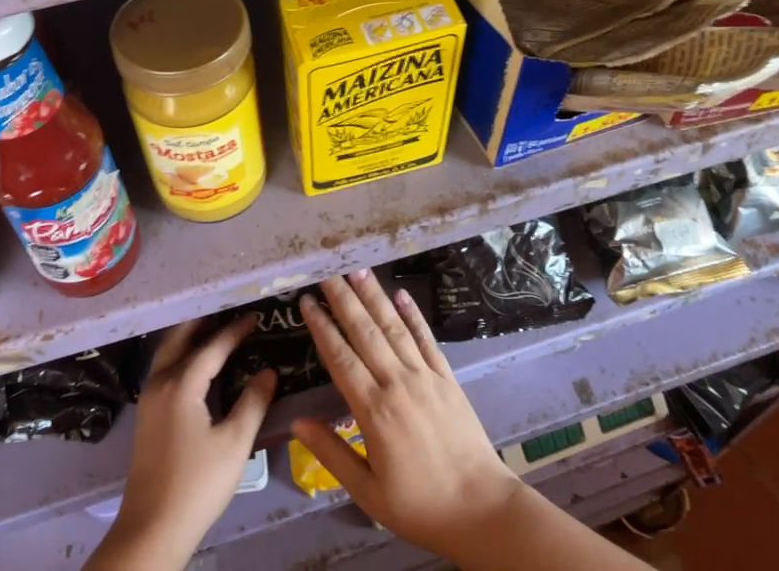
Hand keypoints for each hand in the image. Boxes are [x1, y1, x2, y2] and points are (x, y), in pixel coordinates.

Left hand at [86, 317, 275, 570]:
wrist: (154, 525)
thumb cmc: (198, 483)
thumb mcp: (235, 443)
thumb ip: (253, 402)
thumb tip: (269, 371)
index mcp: (181, 384)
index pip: (211, 347)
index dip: (234, 331)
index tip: (255, 316)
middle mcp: (159, 383)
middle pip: (179, 339)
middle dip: (202, 322)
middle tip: (226, 308)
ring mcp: (148, 398)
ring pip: (167, 353)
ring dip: (188, 337)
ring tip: (212, 327)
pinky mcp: (146, 415)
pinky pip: (164, 369)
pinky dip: (180, 355)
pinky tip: (196, 364)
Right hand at [292, 270, 526, 562]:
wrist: (481, 509)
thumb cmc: (419, 505)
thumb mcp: (367, 490)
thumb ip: (331, 453)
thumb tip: (296, 422)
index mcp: (373, 410)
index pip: (340, 358)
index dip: (322, 328)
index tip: (306, 302)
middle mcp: (398, 384)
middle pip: (365, 332)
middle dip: (343, 299)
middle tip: (326, 271)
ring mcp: (426, 378)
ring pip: (394, 328)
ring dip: (375, 297)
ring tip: (358, 270)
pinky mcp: (448, 380)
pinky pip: (427, 340)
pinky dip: (414, 315)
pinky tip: (402, 294)